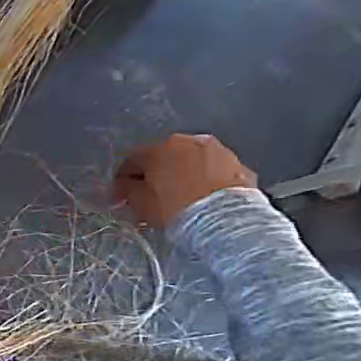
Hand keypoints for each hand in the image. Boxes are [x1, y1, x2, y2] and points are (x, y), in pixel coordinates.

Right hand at [113, 134, 258, 229]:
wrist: (223, 218)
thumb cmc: (173, 206)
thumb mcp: (137, 200)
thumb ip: (126, 188)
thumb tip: (125, 185)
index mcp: (159, 148)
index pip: (132, 162)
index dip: (122, 181)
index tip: (120, 197)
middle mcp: (189, 142)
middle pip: (164, 158)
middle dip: (155, 174)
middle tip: (150, 194)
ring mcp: (218, 151)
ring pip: (191, 162)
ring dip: (181, 175)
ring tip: (178, 196)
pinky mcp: (240, 164)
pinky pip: (212, 171)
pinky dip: (204, 180)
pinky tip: (199, 196)